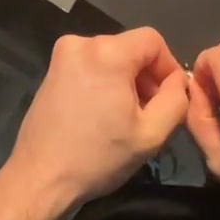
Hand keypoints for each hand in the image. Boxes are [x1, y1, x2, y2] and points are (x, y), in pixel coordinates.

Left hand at [1, 28, 189, 215]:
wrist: (41, 179)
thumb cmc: (98, 158)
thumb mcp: (152, 134)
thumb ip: (176, 100)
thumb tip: (177, 83)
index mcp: (107, 52)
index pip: (153, 40)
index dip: (169, 67)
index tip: (170, 99)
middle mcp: (80, 44)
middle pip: (131, 49)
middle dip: (146, 78)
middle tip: (150, 115)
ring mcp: (61, 57)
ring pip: (111, 59)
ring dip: (127, 84)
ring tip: (126, 120)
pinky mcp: (51, 74)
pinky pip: (91, 69)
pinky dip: (105, 86)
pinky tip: (104, 118)